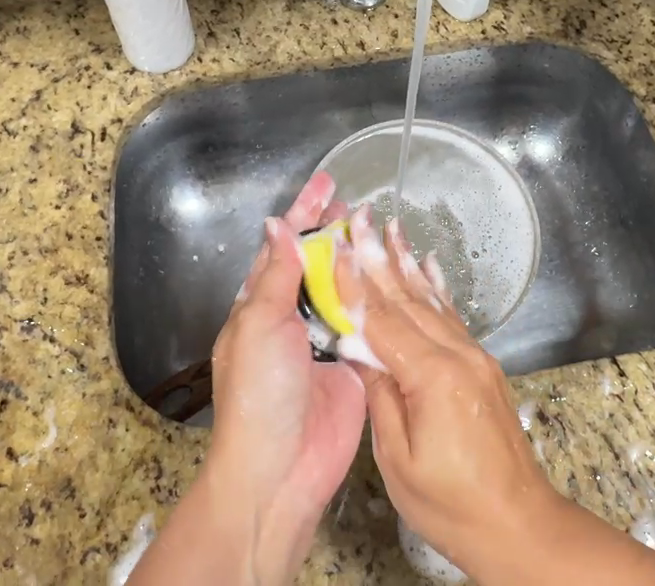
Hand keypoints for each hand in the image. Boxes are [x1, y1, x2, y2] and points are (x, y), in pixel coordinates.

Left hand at [131, 173, 365, 584]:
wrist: (280, 470)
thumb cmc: (259, 394)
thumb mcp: (260, 325)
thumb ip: (275, 275)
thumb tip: (277, 224)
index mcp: (260, 303)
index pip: (283, 245)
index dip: (303, 212)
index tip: (326, 183)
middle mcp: (290, 317)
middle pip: (315, 262)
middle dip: (332, 230)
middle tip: (357, 201)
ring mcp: (323, 341)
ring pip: (343, 289)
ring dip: (358, 259)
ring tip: (379, 227)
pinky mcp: (353, 365)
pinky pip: (366, 324)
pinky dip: (378, 298)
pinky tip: (395, 276)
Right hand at [336, 215, 558, 571]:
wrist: (519, 526)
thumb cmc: (452, 505)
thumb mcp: (398, 458)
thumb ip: (378, 394)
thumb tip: (356, 348)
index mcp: (432, 376)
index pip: (382, 319)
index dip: (354, 282)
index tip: (335, 246)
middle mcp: (457, 355)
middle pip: (407, 299)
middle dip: (379, 256)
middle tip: (360, 218)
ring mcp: (474, 357)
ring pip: (431, 301)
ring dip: (406, 262)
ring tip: (390, 227)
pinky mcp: (482, 367)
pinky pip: (453, 317)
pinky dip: (436, 288)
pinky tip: (427, 265)